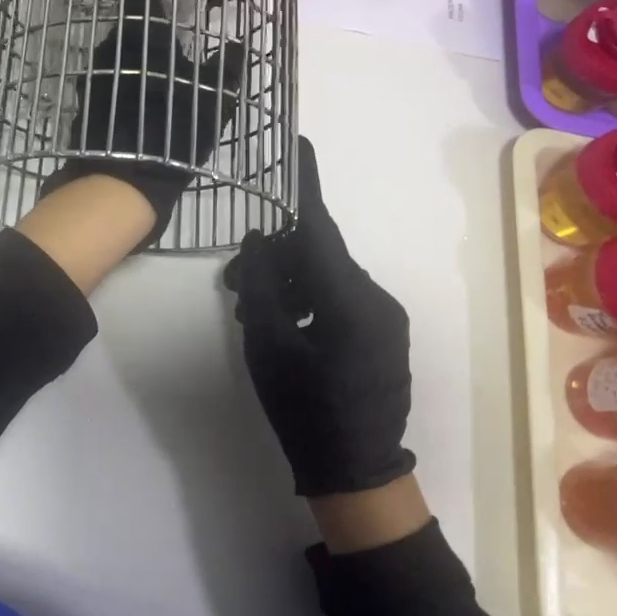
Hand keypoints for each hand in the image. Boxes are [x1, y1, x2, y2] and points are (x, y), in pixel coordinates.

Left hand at [43, 0, 247, 246]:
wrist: (122, 180)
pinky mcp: (82, 106)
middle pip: (123, 32)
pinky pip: (98, 83)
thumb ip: (224, 72)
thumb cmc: (174, 136)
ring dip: (121, 53)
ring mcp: (93, 82)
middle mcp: (115, 57)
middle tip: (148, 27)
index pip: (145, 9)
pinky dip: (110, 80)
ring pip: (108, 56)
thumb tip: (235, 46)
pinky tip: (121, 91)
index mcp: (146, 47)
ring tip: (137, 59)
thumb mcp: (211, 106)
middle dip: (135, 27)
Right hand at [223, 137, 414, 497]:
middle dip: (275, 255)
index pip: (319, 229)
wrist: (354, 471)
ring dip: (288, 281)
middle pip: (320, 254)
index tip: (298, 144)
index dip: (304, 186)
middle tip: (232, 281)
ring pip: (328, 277)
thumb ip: (262, 285)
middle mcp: (376, 299)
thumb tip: (260, 239)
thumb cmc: (303, 409)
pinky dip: (307, 299)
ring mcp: (384, 319)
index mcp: (351, 300)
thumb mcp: (268, 344)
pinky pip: (340, 299)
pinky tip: (281, 321)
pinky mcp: (383, 335)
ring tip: (250, 307)